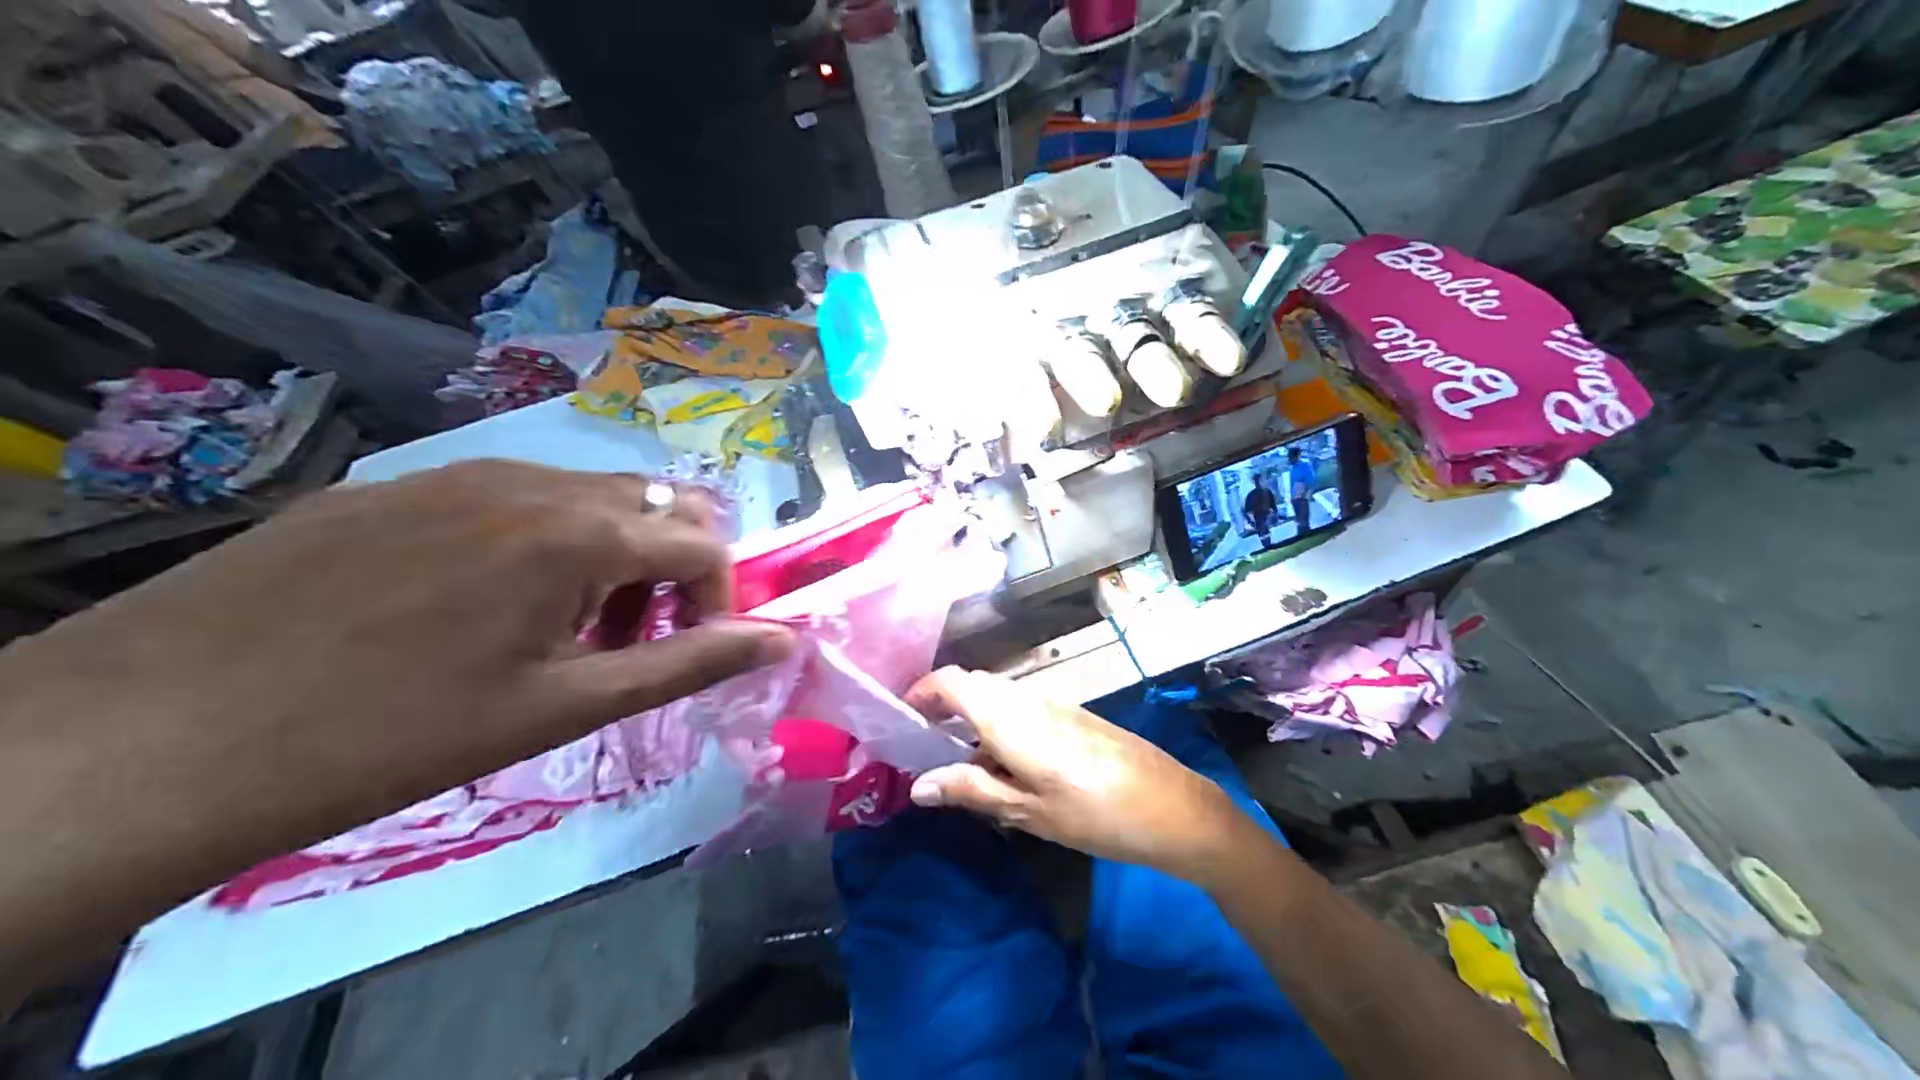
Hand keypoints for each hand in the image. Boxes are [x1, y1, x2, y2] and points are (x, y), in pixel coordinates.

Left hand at [0, 460, 794, 983]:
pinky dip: (539, 543)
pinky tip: (475, 609)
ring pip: (586, 497)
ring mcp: (457, 474)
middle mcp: (531, 480)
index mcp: (579, 530)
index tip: (686, 654)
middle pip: (654, 504)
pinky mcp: (395, 487)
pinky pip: (510, 498)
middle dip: (667, 572)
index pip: (704, 541)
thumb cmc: (398, 734)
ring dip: (608, 557)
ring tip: (556, 633)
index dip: (718, 599)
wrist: (155, 734)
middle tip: (625, 643)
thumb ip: (689, 663)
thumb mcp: (566, 706)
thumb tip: (785, 639)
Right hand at [903, 668, 1247, 882]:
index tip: (903, 716)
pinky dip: (1000, 724)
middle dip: (944, 705)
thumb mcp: (1027, 811)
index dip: (922, 690)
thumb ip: (971, 790)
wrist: (1173, 807)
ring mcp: (1055, 704)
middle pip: (974, 684)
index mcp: (1010, 717)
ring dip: (973, 716)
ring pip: (999, 695)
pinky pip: (1022, 707)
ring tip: (962, 762)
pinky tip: (1007, 764)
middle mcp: (1029, 699)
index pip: (953, 681)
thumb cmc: (1094, 814)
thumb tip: (918, 785)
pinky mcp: (1073, 715)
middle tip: (925, 745)